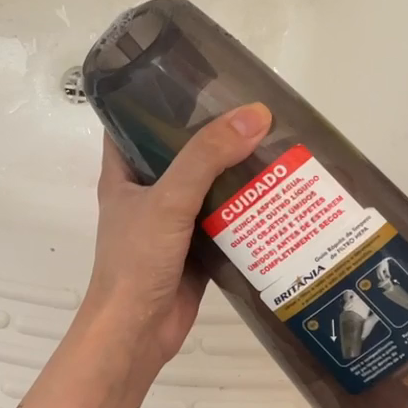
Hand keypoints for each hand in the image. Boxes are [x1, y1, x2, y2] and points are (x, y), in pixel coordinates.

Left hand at [76, 104, 271, 378]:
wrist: (136, 332)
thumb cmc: (136, 262)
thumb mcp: (167, 201)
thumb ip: (206, 157)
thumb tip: (255, 114)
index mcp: (123, 176)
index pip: (131, 123)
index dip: (155, 97)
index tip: (195, 75)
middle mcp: (146, 196)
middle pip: (180, 153)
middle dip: (215, 134)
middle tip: (260, 109)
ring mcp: (172, 225)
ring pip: (208, 188)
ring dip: (238, 173)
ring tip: (283, 144)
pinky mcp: (196, 251)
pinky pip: (225, 223)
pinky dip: (249, 211)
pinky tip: (284, 195)